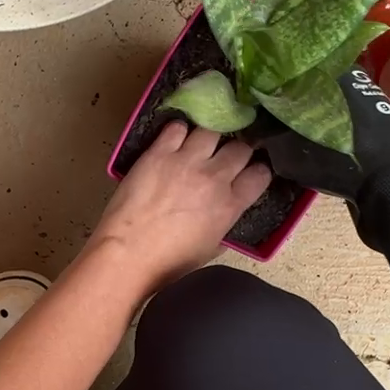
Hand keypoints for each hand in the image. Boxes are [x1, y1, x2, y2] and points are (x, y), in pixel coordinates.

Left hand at [88, 121, 271, 290]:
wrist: (128, 253)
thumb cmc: (169, 261)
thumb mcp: (211, 248)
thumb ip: (225, 223)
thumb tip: (227, 211)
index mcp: (230, 205)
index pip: (260, 174)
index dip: (258, 171)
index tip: (250, 173)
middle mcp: (213, 177)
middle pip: (240, 147)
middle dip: (237, 150)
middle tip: (226, 157)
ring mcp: (186, 161)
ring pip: (211, 130)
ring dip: (210, 137)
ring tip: (201, 145)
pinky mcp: (158, 153)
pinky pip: (177, 127)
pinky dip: (178, 131)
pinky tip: (174, 140)